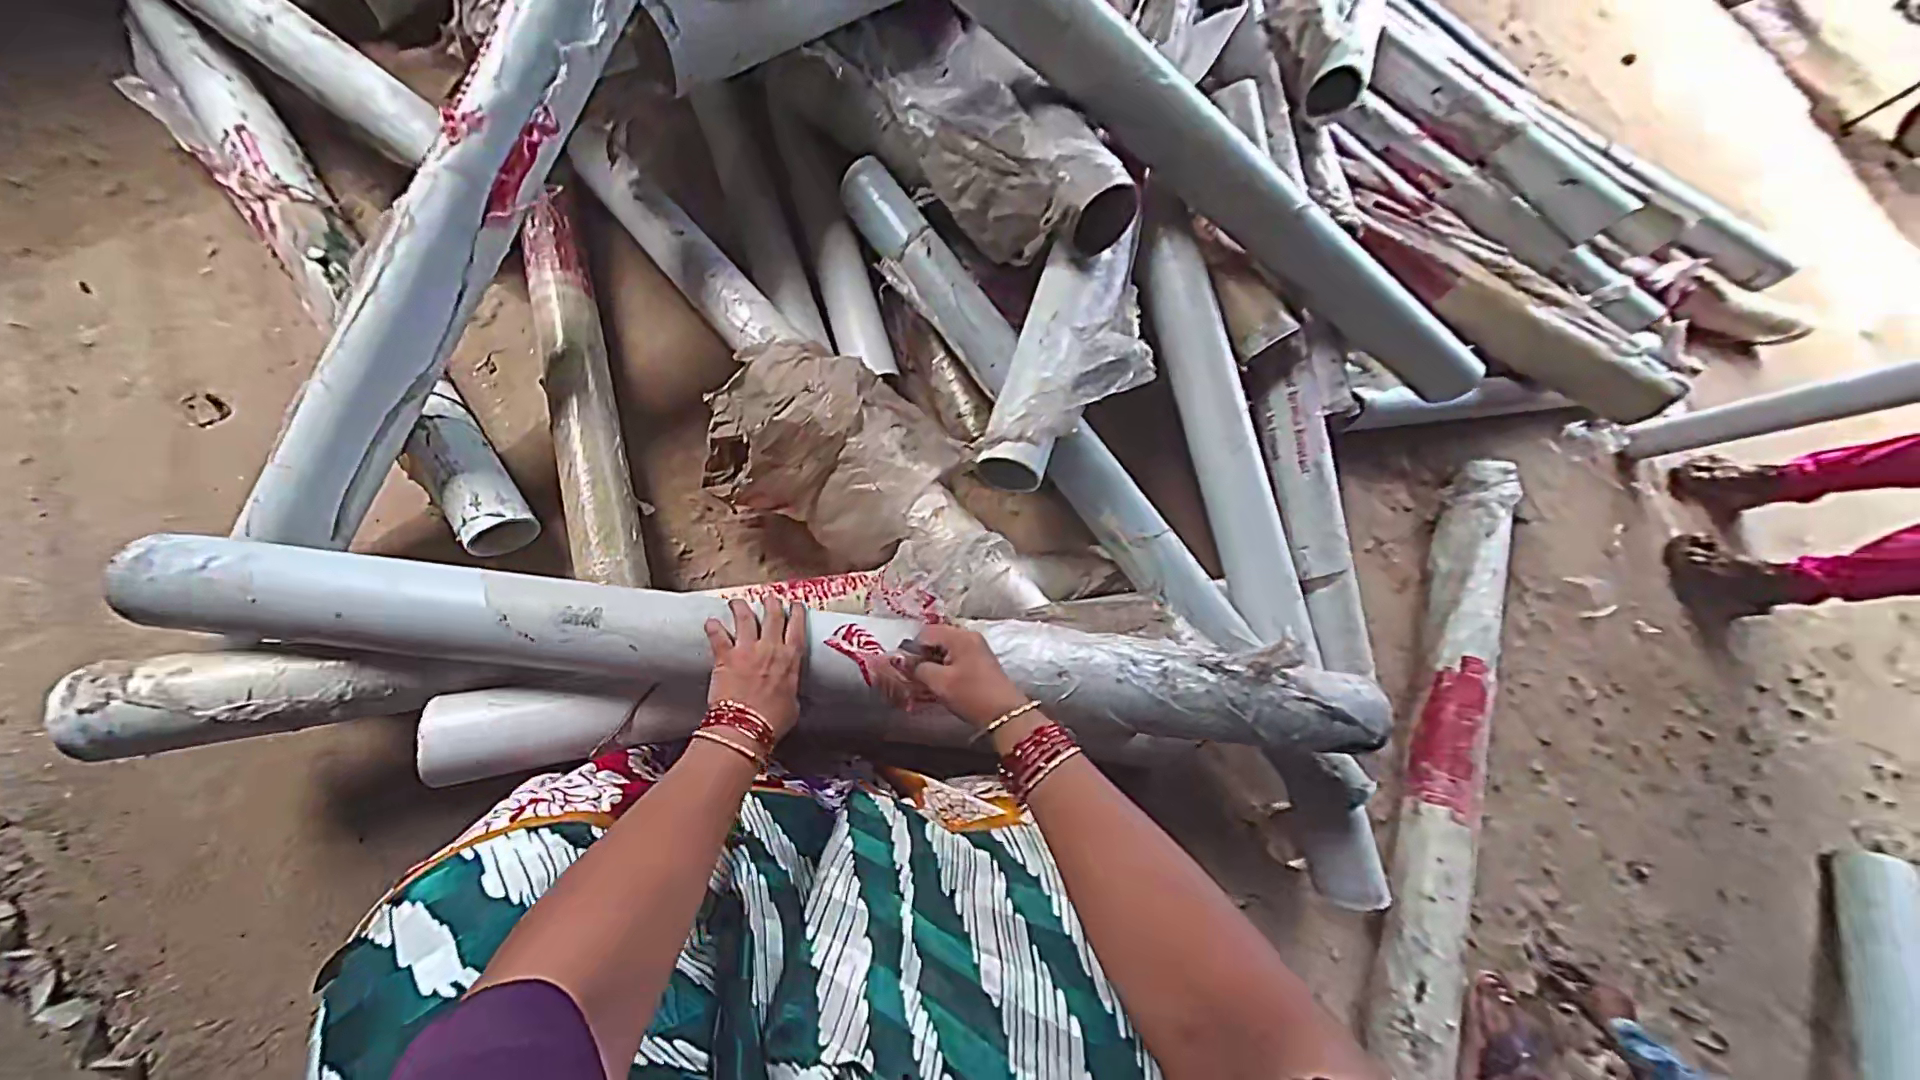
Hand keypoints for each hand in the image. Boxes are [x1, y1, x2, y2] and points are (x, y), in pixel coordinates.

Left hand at [703, 599, 805, 740]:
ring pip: (746, 618)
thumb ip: (791, 690)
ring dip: (742, 607)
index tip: (795, 605)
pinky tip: (710, 621)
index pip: (797, 627)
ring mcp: (747, 650)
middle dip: (771, 603)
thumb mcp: (793, 704)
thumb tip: (789, 692)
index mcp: (791, 659)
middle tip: (769, 597)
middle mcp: (771, 648)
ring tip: (738, 602)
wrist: (746, 727)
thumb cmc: (772, 721)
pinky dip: (713, 627)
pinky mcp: (725, 657)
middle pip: (773, 615)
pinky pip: (718, 635)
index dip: (797, 612)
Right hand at [889, 623, 1028, 728]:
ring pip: (945, 649)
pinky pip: (955, 657)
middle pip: (936, 639)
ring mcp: (976, 648)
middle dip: (922, 656)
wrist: (1005, 714)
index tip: (907, 669)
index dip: (912, 649)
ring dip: (933, 663)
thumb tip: (900, 660)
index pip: (925, 633)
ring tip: (927, 682)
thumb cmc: (971, 695)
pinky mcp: (979, 661)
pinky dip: (945, 667)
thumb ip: (918, 668)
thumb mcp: (940, 682)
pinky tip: (941, 683)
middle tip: (915, 677)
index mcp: (959, 636)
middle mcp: (968, 636)